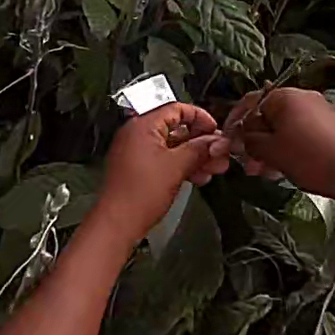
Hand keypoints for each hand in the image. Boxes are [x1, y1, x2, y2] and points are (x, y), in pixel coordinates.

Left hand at [89, 103, 231, 241]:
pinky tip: (196, 176)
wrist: (117, 225)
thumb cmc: (137, 195)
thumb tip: (215, 141)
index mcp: (143, 125)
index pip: (177, 109)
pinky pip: (163, 159)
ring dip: (194, 156)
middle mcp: (136, 134)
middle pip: (176, 128)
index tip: (214, 130)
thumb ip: (199, 149)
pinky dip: (180, 165)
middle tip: (217, 151)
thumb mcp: (177, 166)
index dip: (200, 118)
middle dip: (200, 142)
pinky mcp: (136, 168)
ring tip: (212, 167)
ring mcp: (135, 152)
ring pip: (172, 146)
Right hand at [227, 87, 334, 204]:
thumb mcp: (271, 151)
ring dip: (268, 148)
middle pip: (267, 115)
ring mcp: (316, 111)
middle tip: (246, 163)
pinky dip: (286, 148)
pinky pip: (298, 133)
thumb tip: (238, 137)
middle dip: (253, 140)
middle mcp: (301, 97)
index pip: (250, 102)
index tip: (226, 143)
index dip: (235, 123)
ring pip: (283, 127)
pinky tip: (281, 169)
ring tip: (262, 171)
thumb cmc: (309, 157)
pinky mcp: (327, 127)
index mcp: (285, 96)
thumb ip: (249, 141)